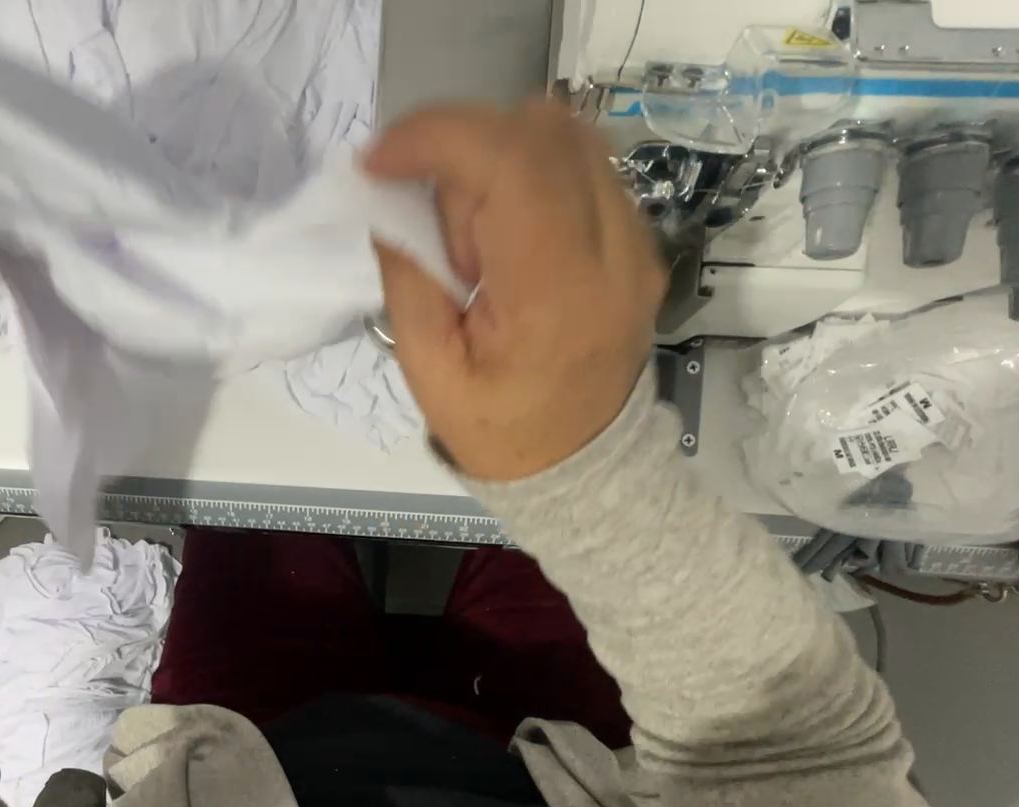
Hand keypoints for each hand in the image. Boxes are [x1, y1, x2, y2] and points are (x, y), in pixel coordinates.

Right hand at [366, 101, 666, 481]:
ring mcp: (638, 240)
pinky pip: (584, 162)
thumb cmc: (496, 427)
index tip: (379, 160)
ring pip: (566, 134)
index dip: (436, 137)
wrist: (578, 462)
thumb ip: (409, 277)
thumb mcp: (428, 370)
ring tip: (471, 231)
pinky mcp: (640, 237)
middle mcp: (614, 251)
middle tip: (431, 221)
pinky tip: (504, 230)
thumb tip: (393, 198)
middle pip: (540, 132)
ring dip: (495, 157)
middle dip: (461, 151)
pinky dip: (527, 170)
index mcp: (555, 295)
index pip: (510, 163)